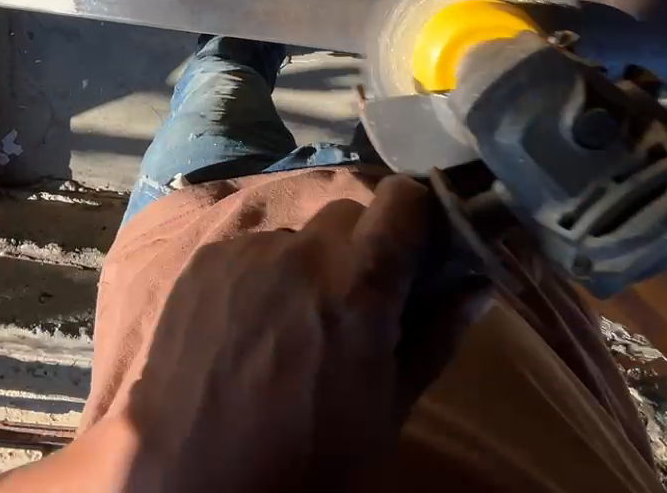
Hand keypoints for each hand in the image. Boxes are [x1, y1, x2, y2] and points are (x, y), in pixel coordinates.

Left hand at [109, 176, 486, 492]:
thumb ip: (433, 335)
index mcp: (357, 283)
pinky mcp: (205, 259)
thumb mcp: (386, 408)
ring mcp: (246, 250)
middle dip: (362, 246)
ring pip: (295, 236)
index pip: (401, 200)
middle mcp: (300, 249)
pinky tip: (246, 327)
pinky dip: (259, 276)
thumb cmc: (308, 455)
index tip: (419, 236)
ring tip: (289, 324)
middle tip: (354, 300)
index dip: (416, 211)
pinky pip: (249, 252)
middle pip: (346, 216)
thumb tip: (473, 284)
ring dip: (305, 265)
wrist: (193, 470)